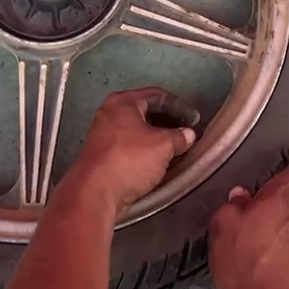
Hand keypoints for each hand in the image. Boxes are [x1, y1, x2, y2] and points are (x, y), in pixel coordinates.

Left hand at [60, 87, 199, 217]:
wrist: (95, 193)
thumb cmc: (130, 160)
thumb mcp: (162, 145)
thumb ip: (179, 137)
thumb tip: (188, 134)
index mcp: (123, 102)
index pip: (157, 95)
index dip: (179, 106)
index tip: (194, 119)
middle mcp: (110, 112)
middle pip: (145, 111)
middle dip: (168, 121)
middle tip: (186, 132)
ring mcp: (103, 133)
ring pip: (137, 129)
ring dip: (157, 136)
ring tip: (175, 147)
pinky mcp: (102, 154)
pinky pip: (129, 144)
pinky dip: (145, 148)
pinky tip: (157, 160)